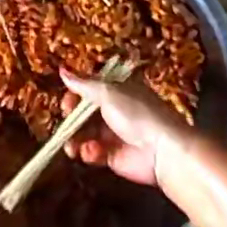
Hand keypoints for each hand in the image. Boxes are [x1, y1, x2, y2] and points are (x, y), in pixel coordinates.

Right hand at [61, 70, 192, 187]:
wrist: (163, 151)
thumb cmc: (136, 113)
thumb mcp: (107, 93)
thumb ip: (83, 85)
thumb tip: (62, 70)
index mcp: (116, 92)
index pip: (88, 90)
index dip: (74, 96)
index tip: (66, 103)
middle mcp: (114, 112)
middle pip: (83, 114)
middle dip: (71, 120)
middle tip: (66, 125)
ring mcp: (112, 135)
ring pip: (84, 134)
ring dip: (75, 139)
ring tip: (71, 147)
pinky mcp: (112, 156)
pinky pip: (92, 152)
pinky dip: (88, 152)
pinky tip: (91, 153)